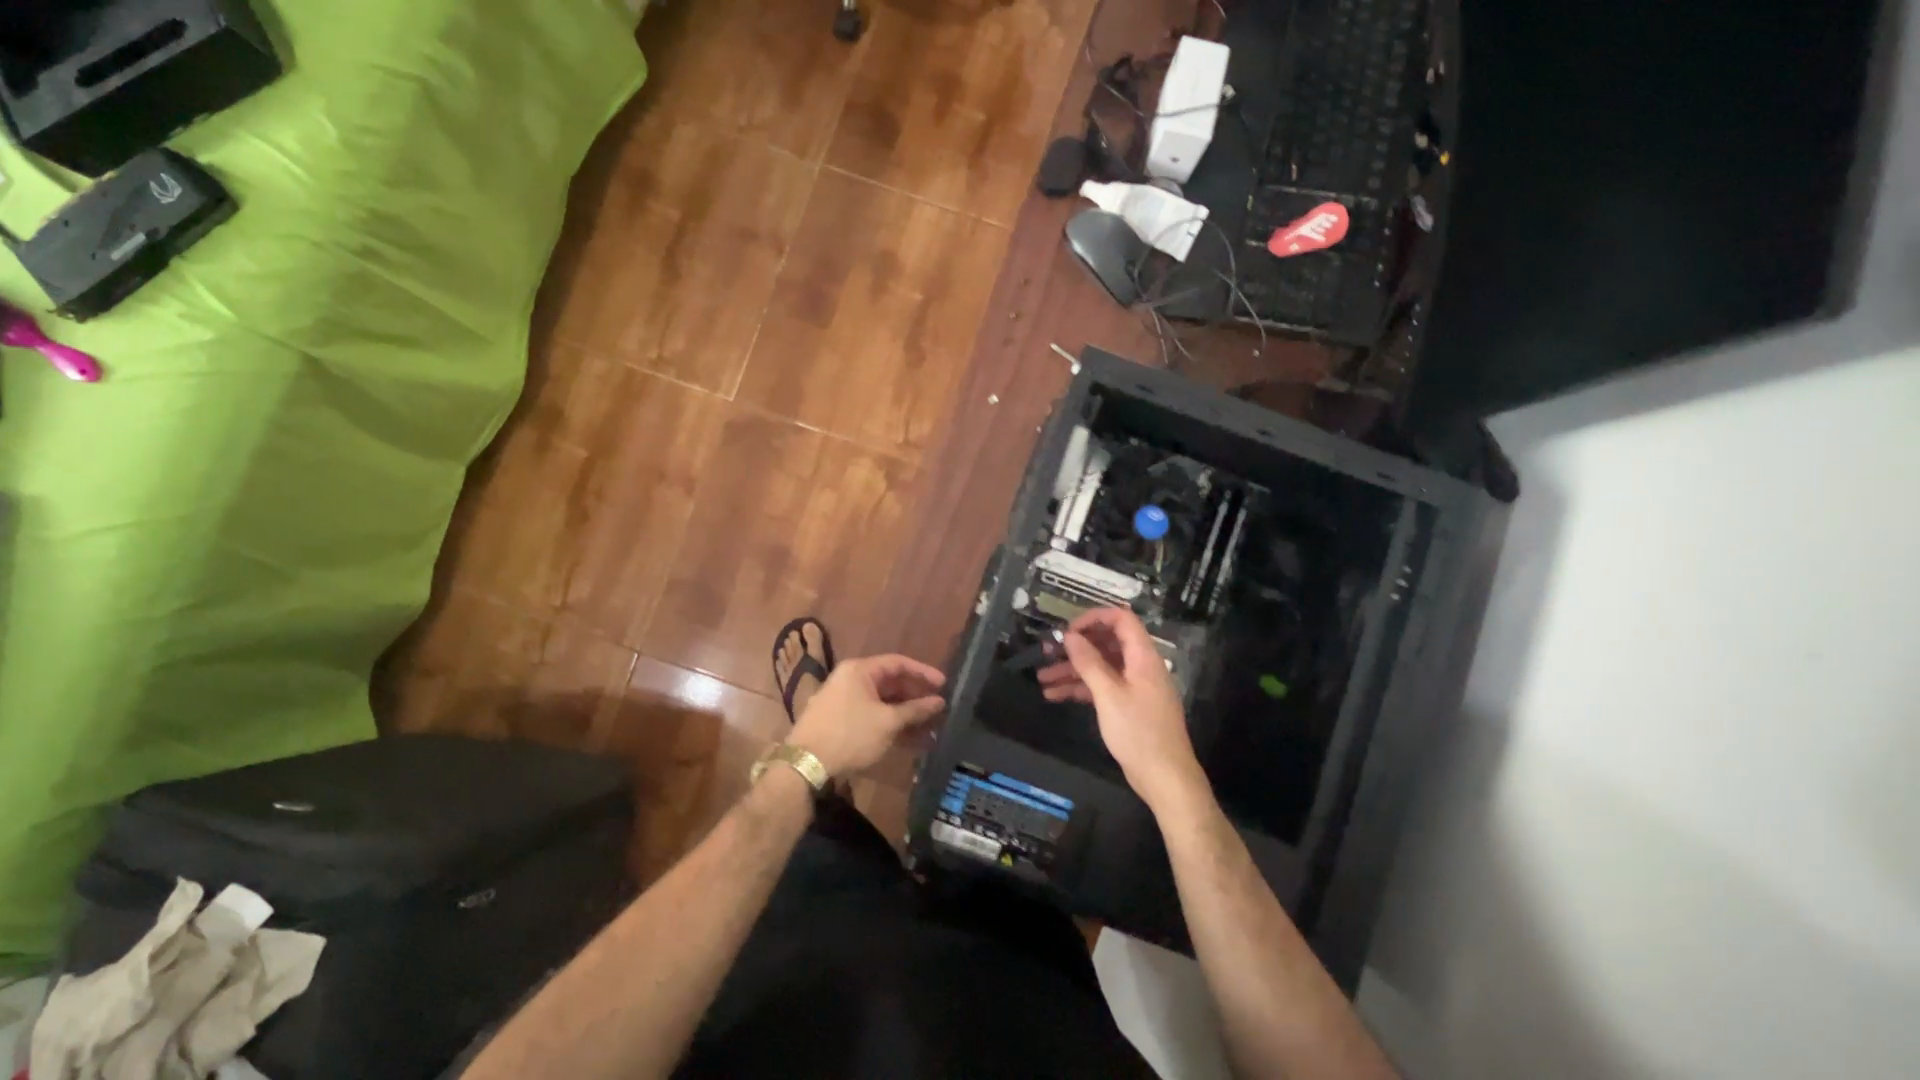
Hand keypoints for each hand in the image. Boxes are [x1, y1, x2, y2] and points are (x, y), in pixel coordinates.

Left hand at [789, 654, 946, 777]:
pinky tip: (912, 742)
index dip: (923, 673)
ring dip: (907, 716)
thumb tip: (939, 701)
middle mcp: (850, 681)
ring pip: (883, 704)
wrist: (806, 765)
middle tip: (940, 710)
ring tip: (932, 730)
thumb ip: (915, 710)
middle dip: (916, 698)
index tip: (945, 685)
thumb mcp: (888, 722)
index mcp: (859, 670)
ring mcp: (844, 702)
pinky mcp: (841, 723)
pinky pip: (872, 718)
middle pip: (890, 683)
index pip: (898, 663)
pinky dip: (891, 726)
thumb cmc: (850, 735)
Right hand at [1037, 608, 1208, 812]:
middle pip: (1107, 644)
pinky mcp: (1128, 706)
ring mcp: (1135, 687)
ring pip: (1101, 668)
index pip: (1121, 619)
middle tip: (1046, 652)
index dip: (1093, 618)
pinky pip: (1102, 688)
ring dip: (1072, 670)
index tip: (1067, 630)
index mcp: (1143, 656)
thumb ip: (1089, 662)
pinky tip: (1055, 696)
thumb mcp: (1109, 695)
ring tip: (1042, 678)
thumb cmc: (1138, 732)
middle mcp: (1140, 666)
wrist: (1164, 776)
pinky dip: (1080, 689)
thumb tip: (1070, 635)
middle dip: (1076, 647)